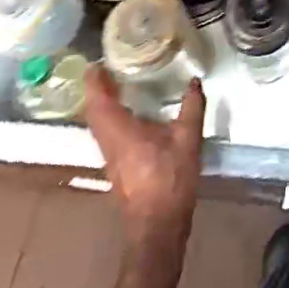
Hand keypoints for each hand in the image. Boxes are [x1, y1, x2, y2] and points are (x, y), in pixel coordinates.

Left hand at [83, 66, 206, 228]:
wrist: (157, 225)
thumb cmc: (170, 179)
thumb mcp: (188, 139)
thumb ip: (192, 107)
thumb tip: (195, 81)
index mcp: (121, 131)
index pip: (99, 100)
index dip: (94, 81)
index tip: (96, 63)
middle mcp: (109, 142)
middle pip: (93, 112)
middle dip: (96, 90)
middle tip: (105, 70)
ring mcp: (110, 157)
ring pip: (97, 125)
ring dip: (100, 105)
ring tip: (113, 87)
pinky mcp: (117, 167)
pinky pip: (106, 134)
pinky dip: (109, 118)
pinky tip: (126, 116)